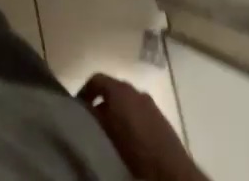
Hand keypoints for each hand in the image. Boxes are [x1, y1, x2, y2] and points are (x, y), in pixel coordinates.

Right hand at [78, 74, 201, 180]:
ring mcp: (151, 104)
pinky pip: (139, 112)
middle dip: (100, 103)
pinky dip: (129, 119)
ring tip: (107, 132)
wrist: (170, 170)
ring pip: (127, 102)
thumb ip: (93, 115)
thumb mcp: (106, 131)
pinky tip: (126, 139)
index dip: (85, 91)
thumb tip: (83, 109)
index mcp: (121, 89)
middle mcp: (137, 91)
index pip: (97, 79)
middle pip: (113, 90)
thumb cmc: (133, 148)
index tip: (78, 107)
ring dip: (115, 112)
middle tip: (91, 121)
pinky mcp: (160, 119)